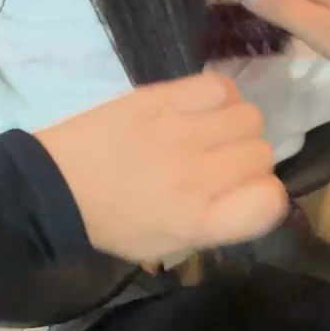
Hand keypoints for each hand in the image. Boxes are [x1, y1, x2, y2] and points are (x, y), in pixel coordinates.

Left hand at [36, 73, 285, 260]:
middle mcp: (196, 176)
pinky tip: (200, 109)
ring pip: (249, 116)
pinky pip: (220, 86)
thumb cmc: (115, 221)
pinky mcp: (160, 97)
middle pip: (264, 154)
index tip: (245, 193)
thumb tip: (260, 188)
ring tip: (210, 133)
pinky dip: (219, 97)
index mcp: (198, 221)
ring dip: (237, 127)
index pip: (272, 200)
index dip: (266, 195)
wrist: (56, 186)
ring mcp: (179, 132)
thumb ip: (223, 221)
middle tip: (218, 162)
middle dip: (248, 160)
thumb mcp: (171, 244)